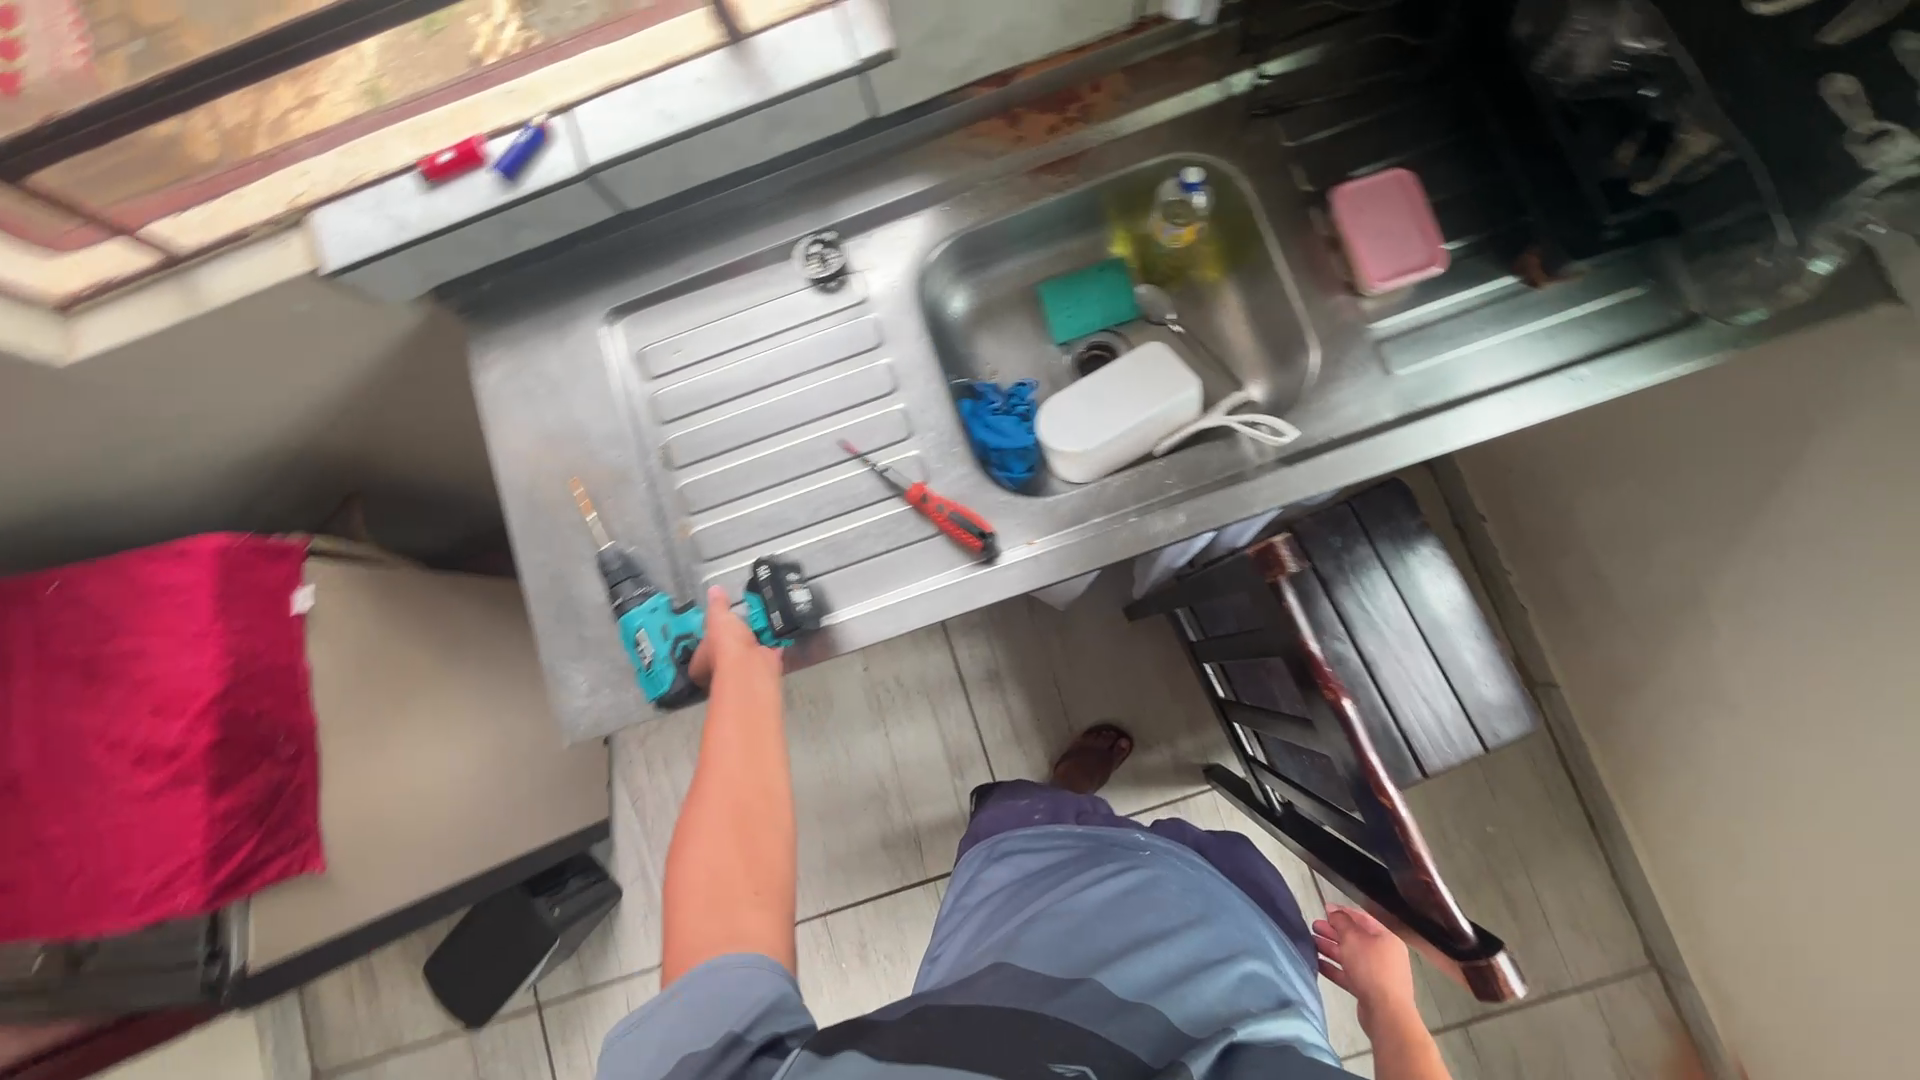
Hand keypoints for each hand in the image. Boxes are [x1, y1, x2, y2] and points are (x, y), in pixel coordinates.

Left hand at [688, 586, 782, 689]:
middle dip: (736, 638)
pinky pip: (769, 652)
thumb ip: (718, 604)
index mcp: (702, 660)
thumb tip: (714, 589)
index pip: (701, 651)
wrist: (752, 664)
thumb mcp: (718, 617)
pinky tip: (778, 629)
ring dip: (756, 640)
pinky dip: (775, 643)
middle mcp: (721, 667)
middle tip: (744, 620)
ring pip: (749, 651)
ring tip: (763, 619)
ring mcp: (743, 667)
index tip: (718, 625)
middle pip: (727, 651)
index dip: (708, 639)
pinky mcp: (764, 665)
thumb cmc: (726, 643)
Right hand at [1313, 904, 1418, 1033]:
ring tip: (1311, 942)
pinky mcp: (1368, 990)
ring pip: (1350, 956)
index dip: (1343, 912)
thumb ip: (1341, 922)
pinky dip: (1333, 968)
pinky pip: (1348, 974)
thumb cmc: (1371, 969)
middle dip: (1333, 931)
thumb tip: (1333, 910)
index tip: (1324, 909)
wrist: (1386, 1013)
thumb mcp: (1353, 938)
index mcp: (1385, 939)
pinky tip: (1317, 963)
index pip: (1362, 919)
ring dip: (1331, 949)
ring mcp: (1376, 974)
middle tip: (1314, 926)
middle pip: (1355, 938)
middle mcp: (1383, 955)